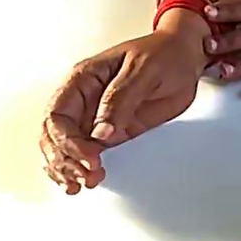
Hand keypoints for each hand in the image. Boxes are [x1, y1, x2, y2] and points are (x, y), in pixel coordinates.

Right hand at [39, 17, 209, 193]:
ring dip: (68, 168)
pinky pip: (89, 152)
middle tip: (84, 177)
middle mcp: (84, 101)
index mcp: (83, 80)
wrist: (185, 58)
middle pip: (55, 135)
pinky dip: (82, 168)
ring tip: (80, 185)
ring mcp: (97, 118)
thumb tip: (100, 132)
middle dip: (64, 159)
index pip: (58, 115)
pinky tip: (84, 181)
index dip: (67, 141)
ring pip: (66, 148)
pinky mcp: (114, 132)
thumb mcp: (144, 71)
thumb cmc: (163, 54)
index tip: (89, 157)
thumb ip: (121, 99)